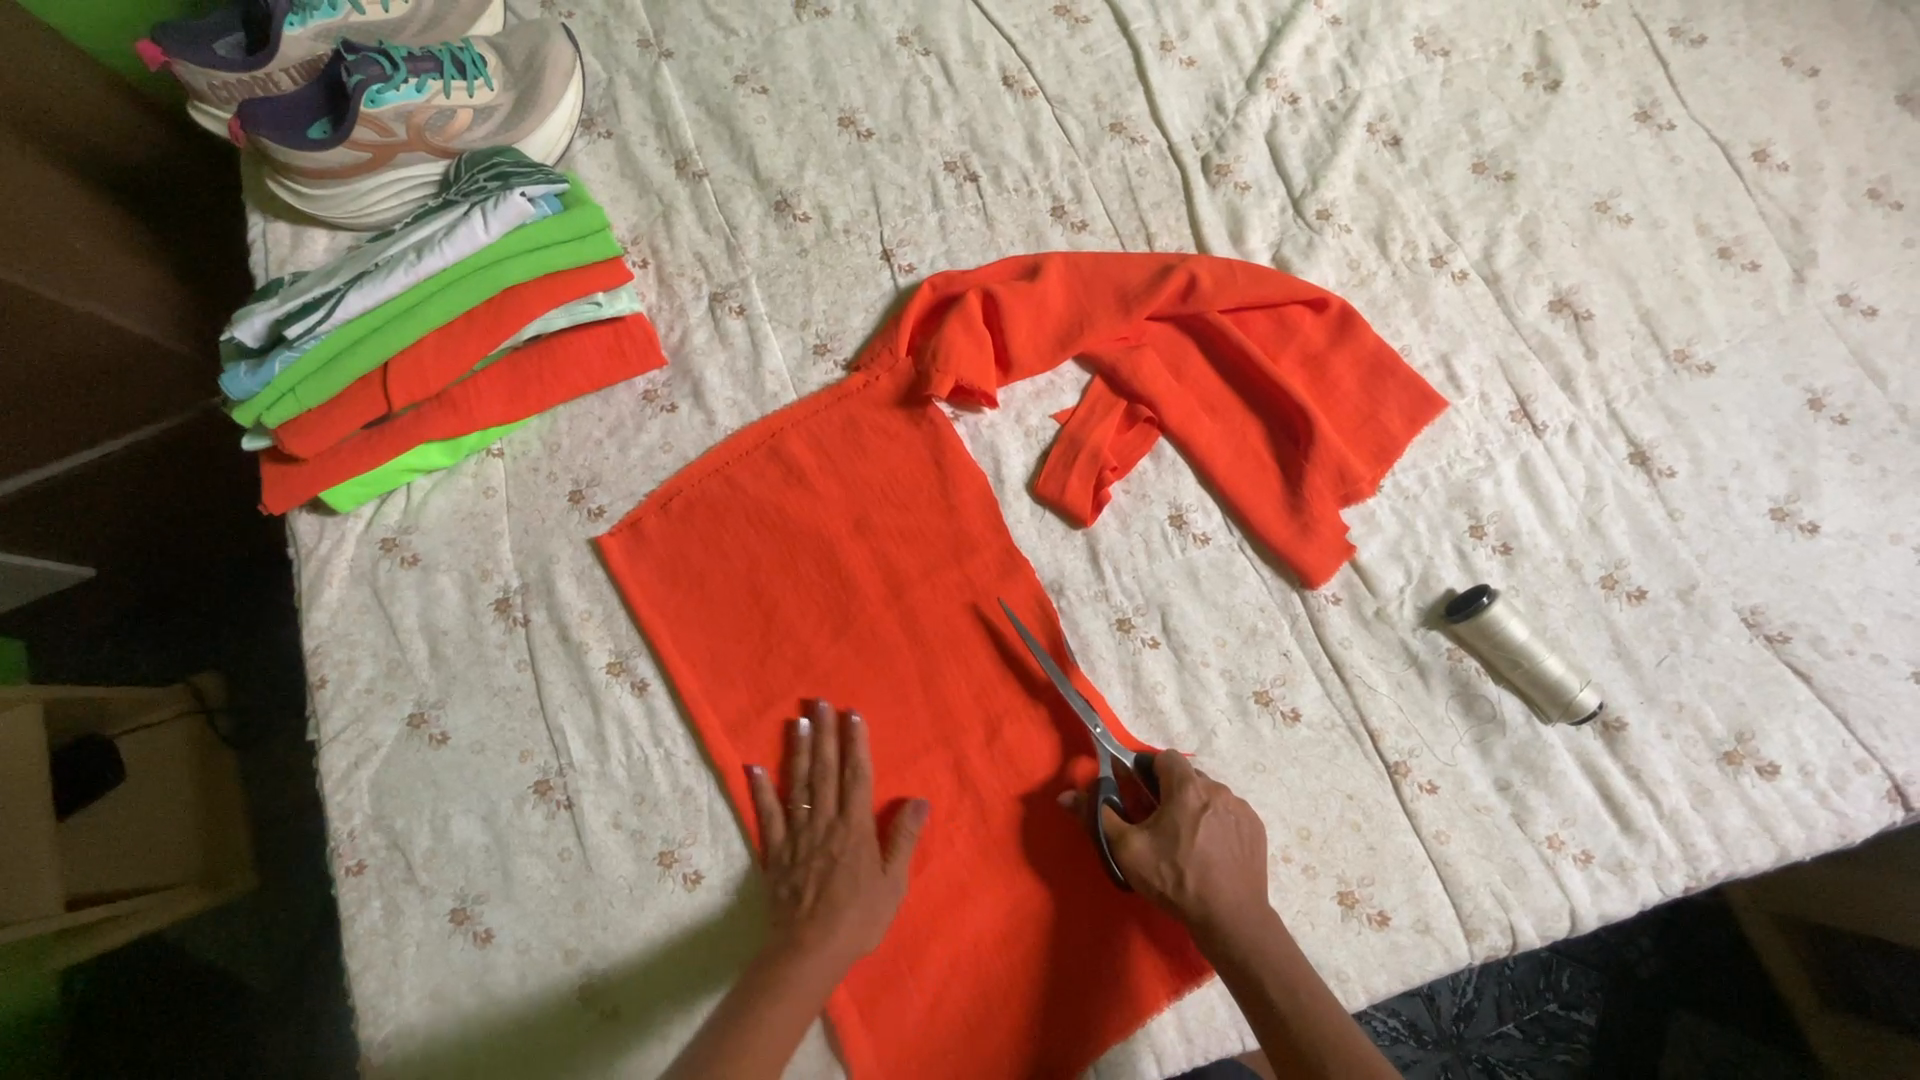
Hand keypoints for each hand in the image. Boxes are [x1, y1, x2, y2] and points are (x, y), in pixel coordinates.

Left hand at [747, 700, 929, 975]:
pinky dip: (761, 791)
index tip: (852, 714)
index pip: (857, 776)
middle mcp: (826, 822)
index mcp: (856, 828)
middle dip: (824, 734)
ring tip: (796, 721)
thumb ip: (904, 838)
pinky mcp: (774, 852)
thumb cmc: (859, 919)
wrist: (810, 951)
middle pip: (825, 771)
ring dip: (797, 751)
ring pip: (798, 785)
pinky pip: (767, 816)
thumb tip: (919, 799)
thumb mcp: (893, 882)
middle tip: (820, 702)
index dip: (855, 743)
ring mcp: (797, 835)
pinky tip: (754, 767)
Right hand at [1068, 752, 1270, 935]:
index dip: (1148, 770)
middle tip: (1157, 824)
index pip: (1165, 757)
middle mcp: (1217, 789)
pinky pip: (1228, 814)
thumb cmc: (1175, 879)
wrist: (1231, 919)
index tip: (1140, 794)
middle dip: (1170, 792)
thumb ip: (1098, 816)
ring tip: (1185, 842)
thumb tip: (1066, 796)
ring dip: (1194, 808)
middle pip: (1187, 777)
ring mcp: (1240, 809)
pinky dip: (1216, 824)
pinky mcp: (1255, 829)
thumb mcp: (1128, 850)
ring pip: (1209, 796)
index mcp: (1186, 787)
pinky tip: (1209, 852)